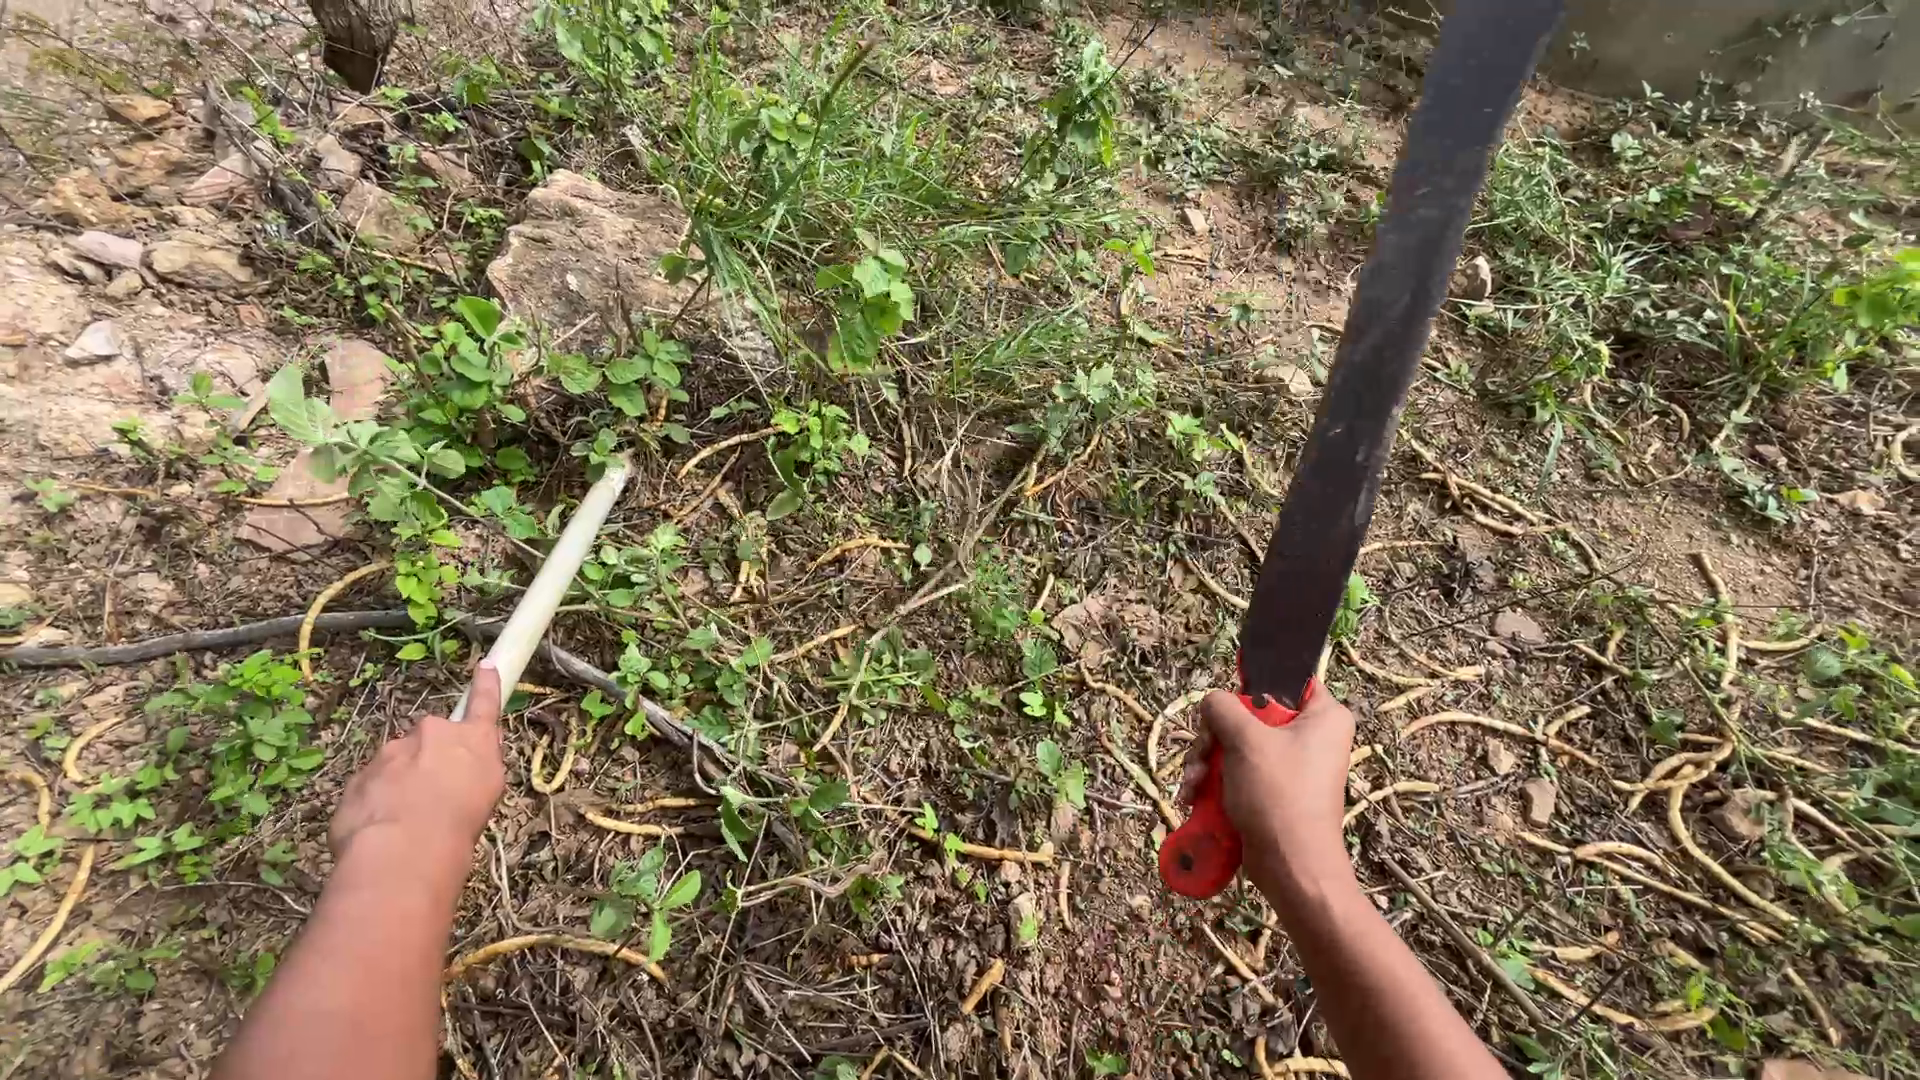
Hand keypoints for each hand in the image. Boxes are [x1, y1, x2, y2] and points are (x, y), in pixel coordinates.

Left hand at [328, 661, 506, 866]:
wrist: (403, 847)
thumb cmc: (460, 820)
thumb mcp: (488, 789)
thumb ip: (477, 764)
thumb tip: (464, 761)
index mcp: (471, 737)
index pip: (483, 703)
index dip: (485, 685)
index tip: (484, 665)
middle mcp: (432, 734)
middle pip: (431, 738)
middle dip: (429, 757)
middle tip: (433, 792)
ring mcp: (391, 752)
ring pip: (398, 761)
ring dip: (401, 781)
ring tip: (405, 818)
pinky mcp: (358, 776)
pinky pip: (370, 785)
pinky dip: (377, 801)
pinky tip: (382, 828)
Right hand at [1176, 688, 1355, 893]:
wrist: (1290, 867)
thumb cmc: (1278, 794)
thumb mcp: (1246, 739)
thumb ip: (1222, 707)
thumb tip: (1213, 703)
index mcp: (1323, 717)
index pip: (1287, 681)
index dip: (1252, 687)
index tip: (1227, 706)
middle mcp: (1310, 737)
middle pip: (1248, 715)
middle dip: (1215, 737)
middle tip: (1203, 754)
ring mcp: (1289, 765)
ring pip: (1235, 745)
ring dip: (1206, 762)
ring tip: (1194, 783)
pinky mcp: (1271, 790)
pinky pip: (1236, 772)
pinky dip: (1213, 782)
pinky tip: (1194, 796)